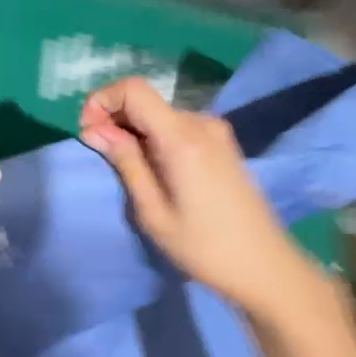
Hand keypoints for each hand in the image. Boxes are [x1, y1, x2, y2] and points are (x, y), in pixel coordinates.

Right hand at [79, 78, 328, 314]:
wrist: (266, 268)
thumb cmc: (204, 247)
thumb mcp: (153, 211)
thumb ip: (125, 162)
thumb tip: (94, 129)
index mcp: (182, 137)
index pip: (134, 89)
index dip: (103, 100)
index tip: (89, 133)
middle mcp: (201, 123)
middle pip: (145, 101)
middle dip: (114, 120)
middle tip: (102, 157)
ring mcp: (215, 132)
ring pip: (158, 115)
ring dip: (134, 132)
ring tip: (129, 173)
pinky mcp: (222, 144)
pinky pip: (176, 127)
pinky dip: (154, 138)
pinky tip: (155, 172)